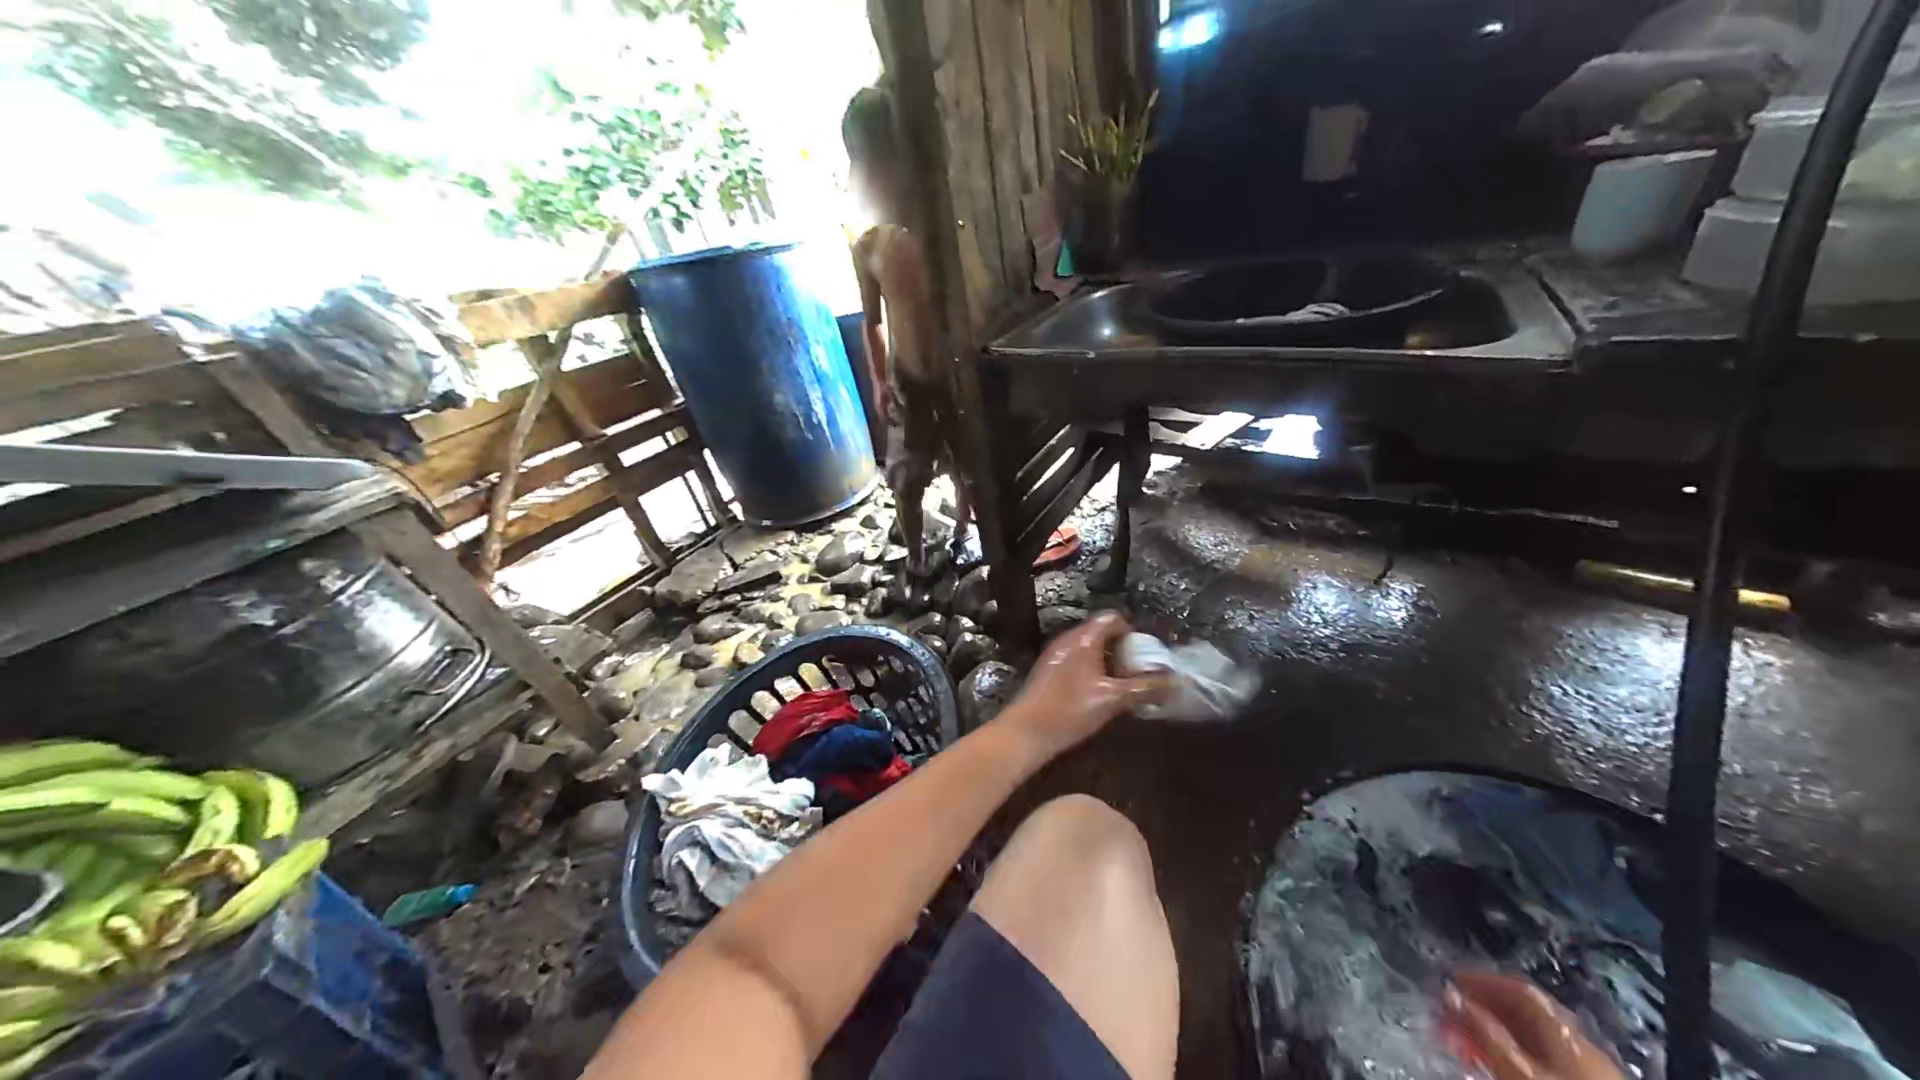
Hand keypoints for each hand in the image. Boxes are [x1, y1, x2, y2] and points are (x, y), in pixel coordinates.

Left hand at [995, 612, 1171, 758]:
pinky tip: (1098, 693)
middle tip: (1137, 671)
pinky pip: (1077, 659)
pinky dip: (1092, 669)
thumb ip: (1145, 688)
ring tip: (1122, 685)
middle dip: (1122, 649)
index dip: (1132, 632)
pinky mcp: (1049, 669)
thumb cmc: (1071, 710)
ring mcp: (1056, 654)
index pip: (1113, 618)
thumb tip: (1176, 682)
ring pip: (1089, 647)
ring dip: (1108, 661)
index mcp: (1084, 638)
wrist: (1027, 731)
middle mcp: (1068, 639)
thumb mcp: (1114, 699)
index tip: (1145, 654)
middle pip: (1101, 632)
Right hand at [1442, 973, 1624, 1079]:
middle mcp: (1575, 1044)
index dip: (1483, 980)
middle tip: (1449, 1014)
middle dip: (1482, 1009)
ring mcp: (1584, 1070)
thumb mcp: (1519, 1072)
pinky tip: (1495, 1065)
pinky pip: (1539, 1060)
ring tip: (1462, 1042)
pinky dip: (1511, 1054)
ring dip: (1493, 1033)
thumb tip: (1449, 994)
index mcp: (1562, 1033)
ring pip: (1530, 1039)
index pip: (1520, 991)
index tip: (1451, 982)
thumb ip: (1483, 1033)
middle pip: (1524, 1013)